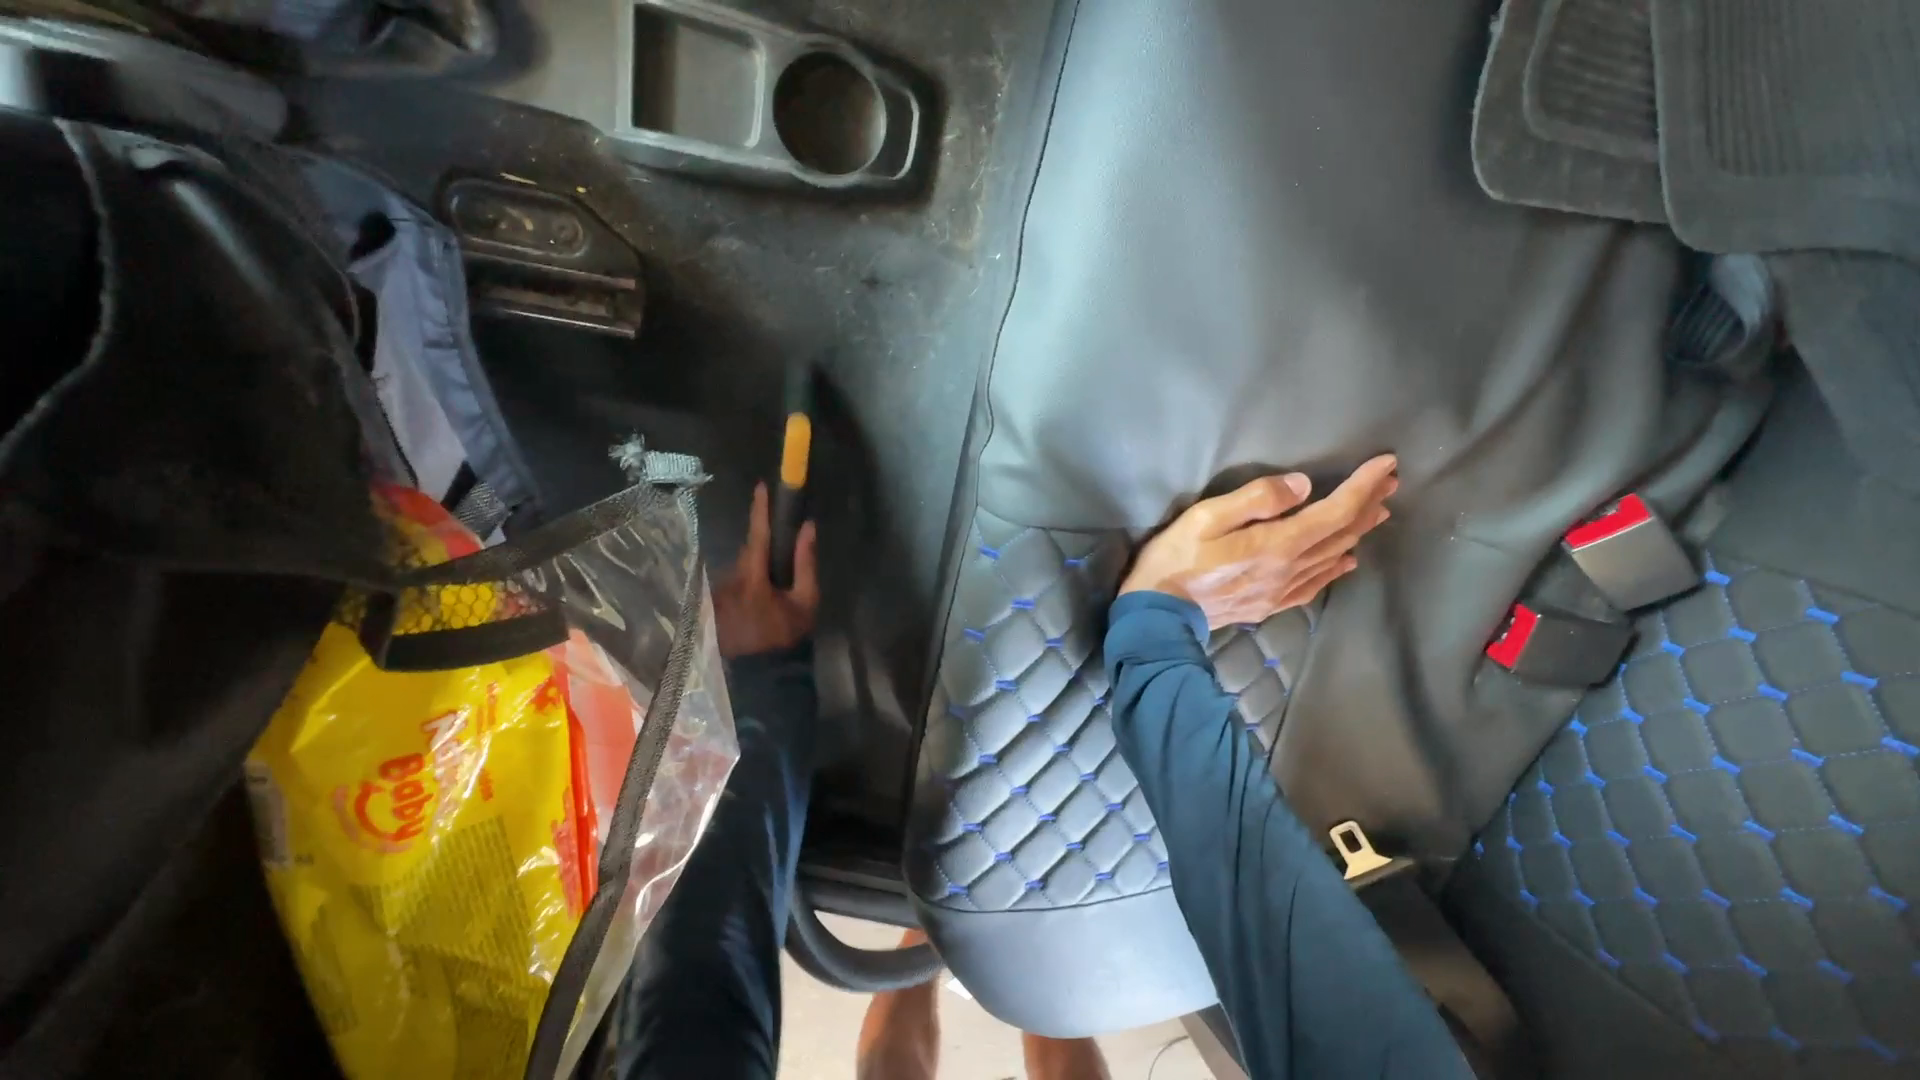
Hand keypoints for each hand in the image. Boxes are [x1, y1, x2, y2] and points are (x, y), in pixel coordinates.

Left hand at [712, 483, 818, 657]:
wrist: (759, 675)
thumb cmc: (785, 637)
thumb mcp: (805, 602)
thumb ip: (806, 563)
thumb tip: (808, 528)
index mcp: (752, 576)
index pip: (757, 534)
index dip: (760, 510)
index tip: (762, 487)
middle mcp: (729, 579)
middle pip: (747, 552)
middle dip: (762, 546)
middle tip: (780, 552)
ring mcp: (717, 593)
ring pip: (738, 570)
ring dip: (754, 571)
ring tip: (769, 592)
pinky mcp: (712, 606)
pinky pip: (732, 585)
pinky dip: (745, 587)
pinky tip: (755, 604)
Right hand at [1120, 454, 1398, 628]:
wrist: (1159, 616)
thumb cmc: (1176, 559)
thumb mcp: (1205, 517)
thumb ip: (1255, 499)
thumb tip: (1303, 486)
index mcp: (1278, 544)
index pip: (1336, 511)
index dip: (1365, 486)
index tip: (1386, 464)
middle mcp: (1290, 569)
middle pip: (1342, 534)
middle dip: (1369, 504)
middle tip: (1390, 481)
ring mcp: (1282, 591)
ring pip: (1333, 558)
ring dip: (1358, 532)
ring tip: (1376, 511)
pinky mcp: (1270, 605)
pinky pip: (1315, 585)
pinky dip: (1336, 568)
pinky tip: (1345, 561)